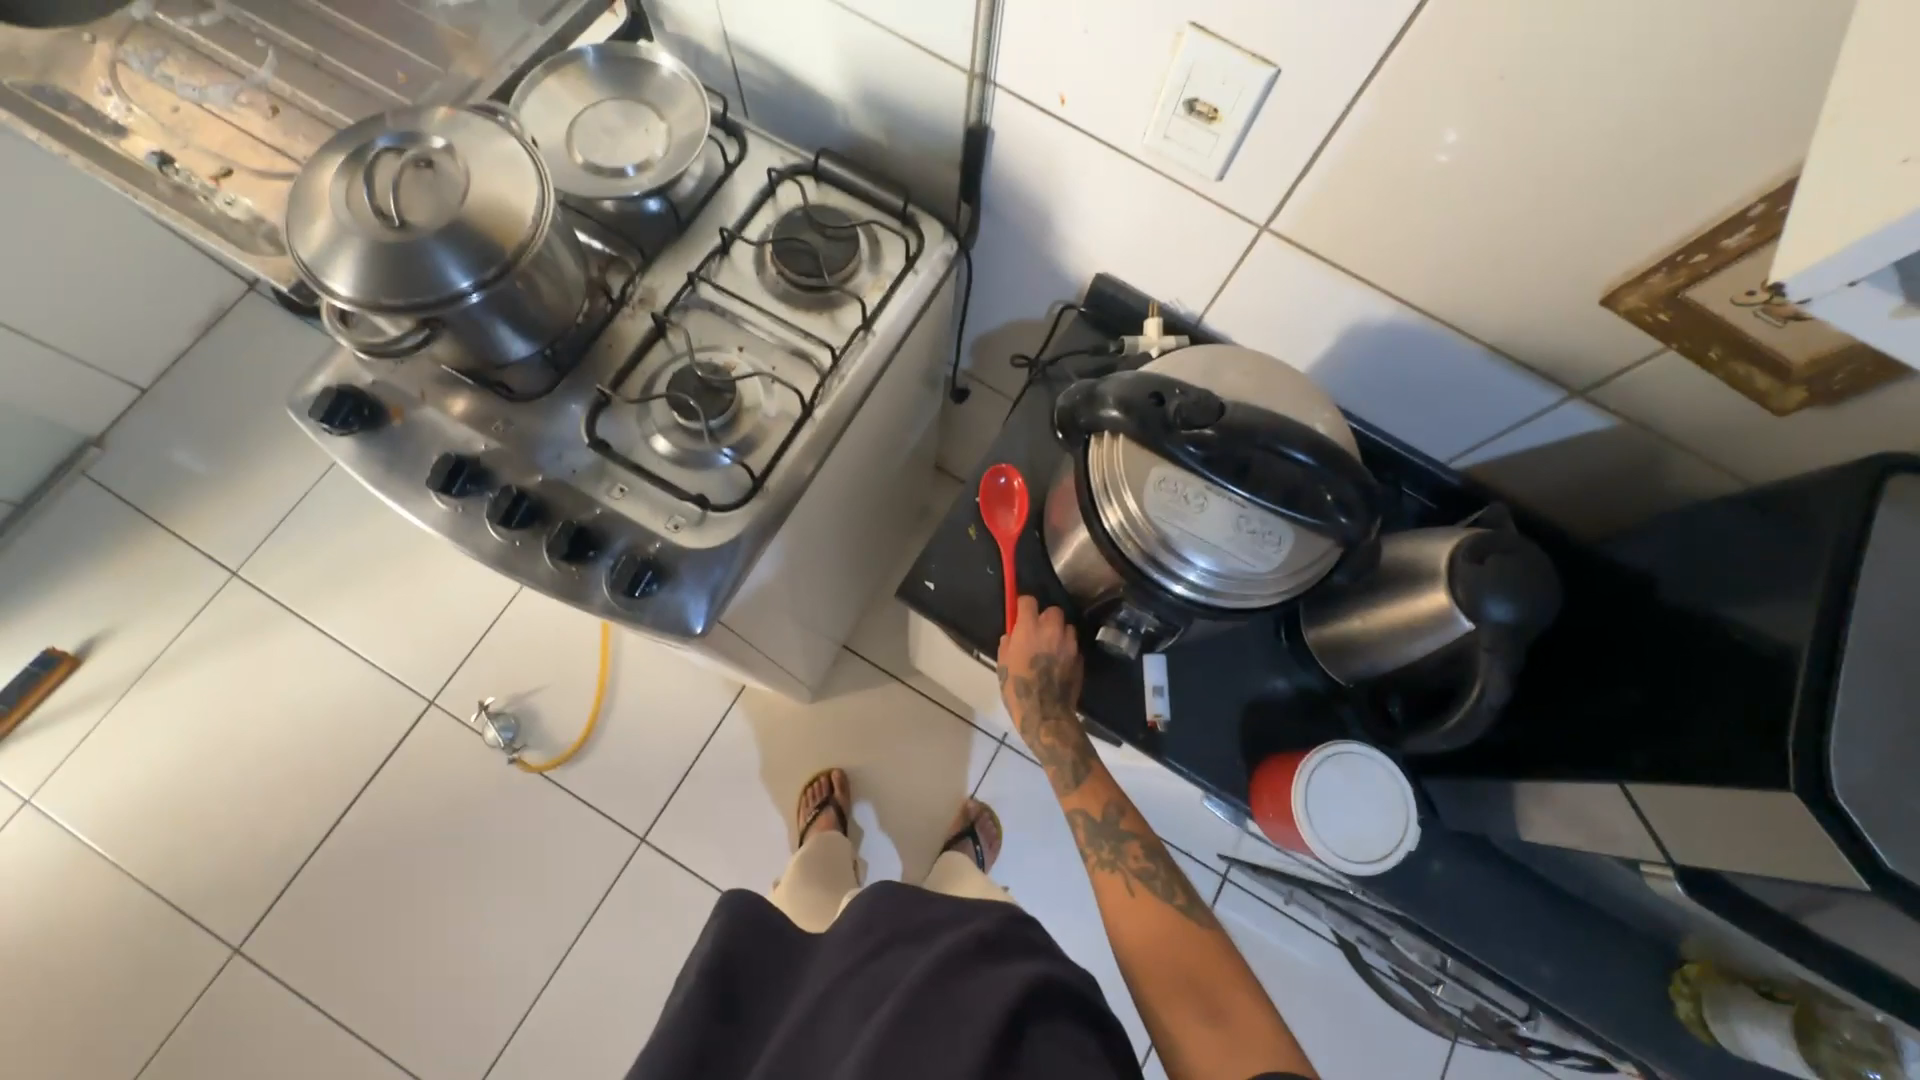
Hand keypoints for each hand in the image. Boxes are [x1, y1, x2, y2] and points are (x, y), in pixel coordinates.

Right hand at [997, 597, 1091, 793]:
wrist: (1045, 714)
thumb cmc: (1017, 689)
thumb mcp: (1003, 666)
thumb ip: (1008, 644)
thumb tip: (1012, 636)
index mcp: (1029, 629)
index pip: (1028, 601)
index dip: (1023, 605)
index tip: (1020, 612)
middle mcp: (1052, 630)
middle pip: (1053, 610)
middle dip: (1045, 617)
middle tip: (1037, 631)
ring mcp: (1069, 644)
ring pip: (1067, 627)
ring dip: (1059, 632)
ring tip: (1051, 647)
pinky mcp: (1080, 658)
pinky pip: (1073, 646)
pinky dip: (1067, 649)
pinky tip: (1060, 662)